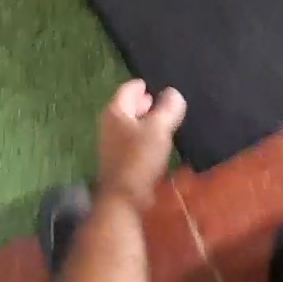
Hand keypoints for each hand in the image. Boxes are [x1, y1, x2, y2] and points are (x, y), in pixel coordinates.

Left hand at [95, 80, 185, 208]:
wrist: (124, 197)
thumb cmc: (139, 157)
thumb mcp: (159, 128)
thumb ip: (168, 108)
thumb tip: (173, 93)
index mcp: (116, 111)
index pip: (129, 88)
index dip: (143, 85)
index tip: (158, 84)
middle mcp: (109, 123)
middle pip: (128, 105)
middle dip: (145, 102)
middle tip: (164, 101)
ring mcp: (111, 142)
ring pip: (130, 123)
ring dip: (146, 120)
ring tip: (165, 120)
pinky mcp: (118, 159)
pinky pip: (132, 139)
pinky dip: (144, 136)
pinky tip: (158, 141)